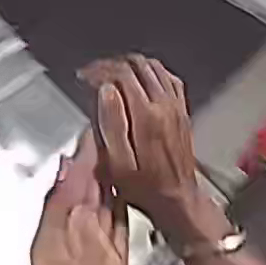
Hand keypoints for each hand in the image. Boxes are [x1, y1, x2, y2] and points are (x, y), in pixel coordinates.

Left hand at [18, 129, 133, 264]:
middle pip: (95, 182)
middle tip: (125, 125)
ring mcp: (99, 246)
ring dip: (118, 177)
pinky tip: (134, 194)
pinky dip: (127, 208)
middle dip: (106, 155)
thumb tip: (68, 162)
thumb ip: (65, 201)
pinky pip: (122, 226)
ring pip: (109, 200)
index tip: (105, 118)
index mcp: (64, 216)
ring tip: (133, 150)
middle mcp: (81, 226)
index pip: (80, 170)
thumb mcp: (60, 243)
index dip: (91, 146)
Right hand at [79, 54, 230, 250]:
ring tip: (111, 73)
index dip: (98, 70)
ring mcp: (175, 106)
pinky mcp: (181, 110)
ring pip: (153, 67)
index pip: (121, 74)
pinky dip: (150, 71)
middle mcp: (164, 106)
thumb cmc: (145, 188)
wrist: (178, 199)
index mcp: (146, 116)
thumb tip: (104, 92)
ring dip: (129, 65)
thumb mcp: (117, 164)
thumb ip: (110, 124)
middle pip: (136, 65)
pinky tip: (139, 78)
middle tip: (94, 73)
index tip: (84, 76)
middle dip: (110, 64)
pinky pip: (168, 77)